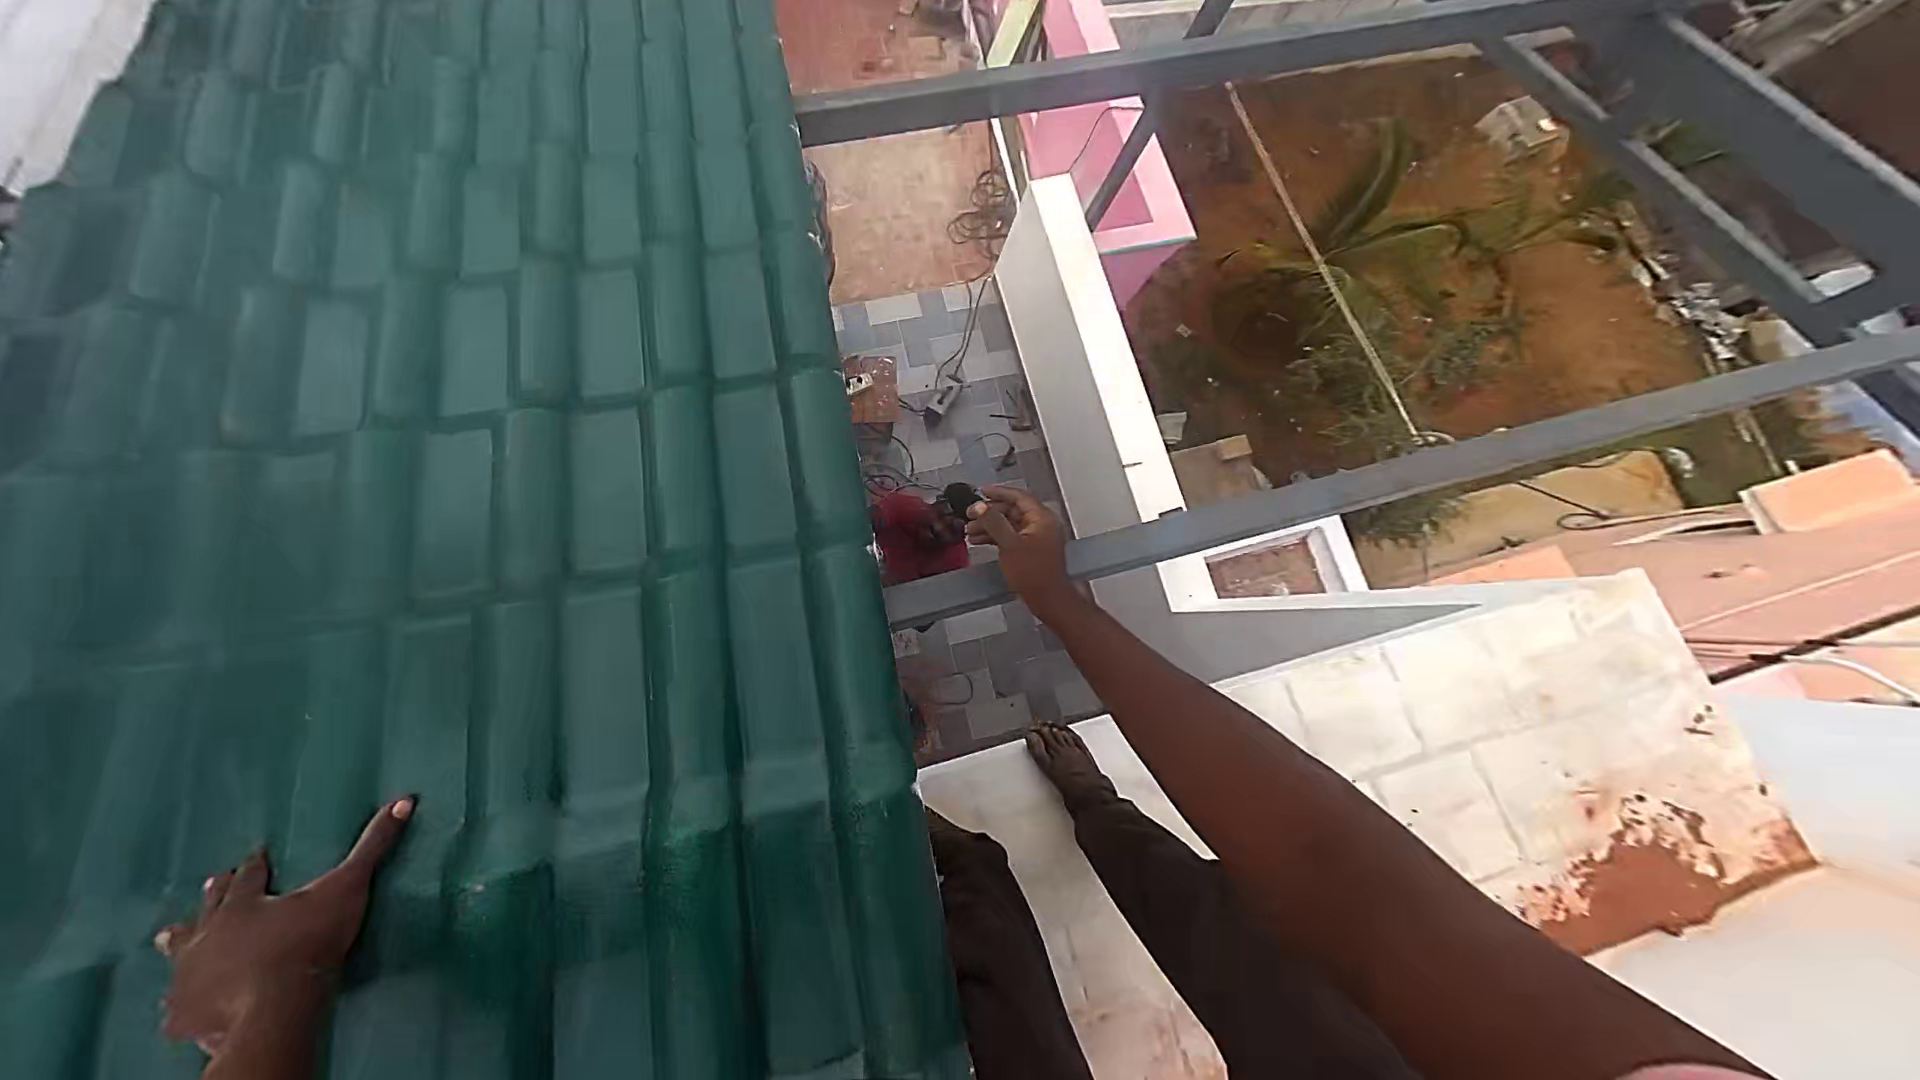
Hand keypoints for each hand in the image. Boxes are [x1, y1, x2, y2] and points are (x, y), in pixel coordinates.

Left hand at [155, 797, 413, 1054]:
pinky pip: (178, 1006)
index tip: (256, 852)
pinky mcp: (185, 1016)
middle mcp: (205, 937)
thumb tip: (403, 800)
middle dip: (212, 896)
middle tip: (213, 881)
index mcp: (241, 907)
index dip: (255, 863)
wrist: (274, 1006)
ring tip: (170, 935)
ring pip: (178, 955)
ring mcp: (188, 978)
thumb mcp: (350, 885)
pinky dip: (182, 999)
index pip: (249, 877)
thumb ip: (374, 845)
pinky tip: (179, 1003)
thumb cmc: (310, 938)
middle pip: (206, 911)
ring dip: (179, 944)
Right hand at [965, 485, 1074, 614]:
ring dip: (990, 526)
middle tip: (971, 514)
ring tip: (970, 531)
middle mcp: (1041, 525)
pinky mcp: (1030, 550)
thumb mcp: (1009, 544)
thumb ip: (994, 522)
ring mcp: (1036, 538)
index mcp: (1041, 518)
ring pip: (1009, 524)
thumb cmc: (1033, 573)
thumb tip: (980, 506)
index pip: (1019, 497)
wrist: (1047, 599)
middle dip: (990, 512)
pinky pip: (1011, 536)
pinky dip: (996, 537)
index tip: (982, 491)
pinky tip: (980, 541)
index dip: (999, 492)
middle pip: (1012, 510)